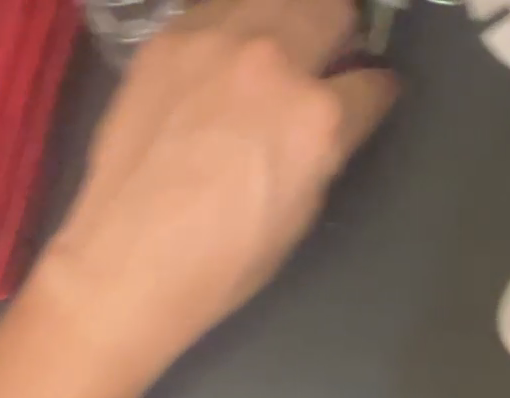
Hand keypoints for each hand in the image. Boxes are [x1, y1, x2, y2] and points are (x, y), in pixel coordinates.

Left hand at [33, 0, 398, 364]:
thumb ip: (325, 153)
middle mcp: (275, 60)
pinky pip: (218, 8)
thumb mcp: (300, 214)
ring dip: (286, 22)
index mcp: (318, 119)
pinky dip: (233, 28)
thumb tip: (329, 125)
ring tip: (271, 60)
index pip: (373, 83)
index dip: (375, 94)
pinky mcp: (169, 35)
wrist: (133, 258)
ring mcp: (216, 38)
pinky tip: (220, 65)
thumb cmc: (226, 260)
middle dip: (338, 37)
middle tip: (322, 66)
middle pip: (331, 9)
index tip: (368, 96)